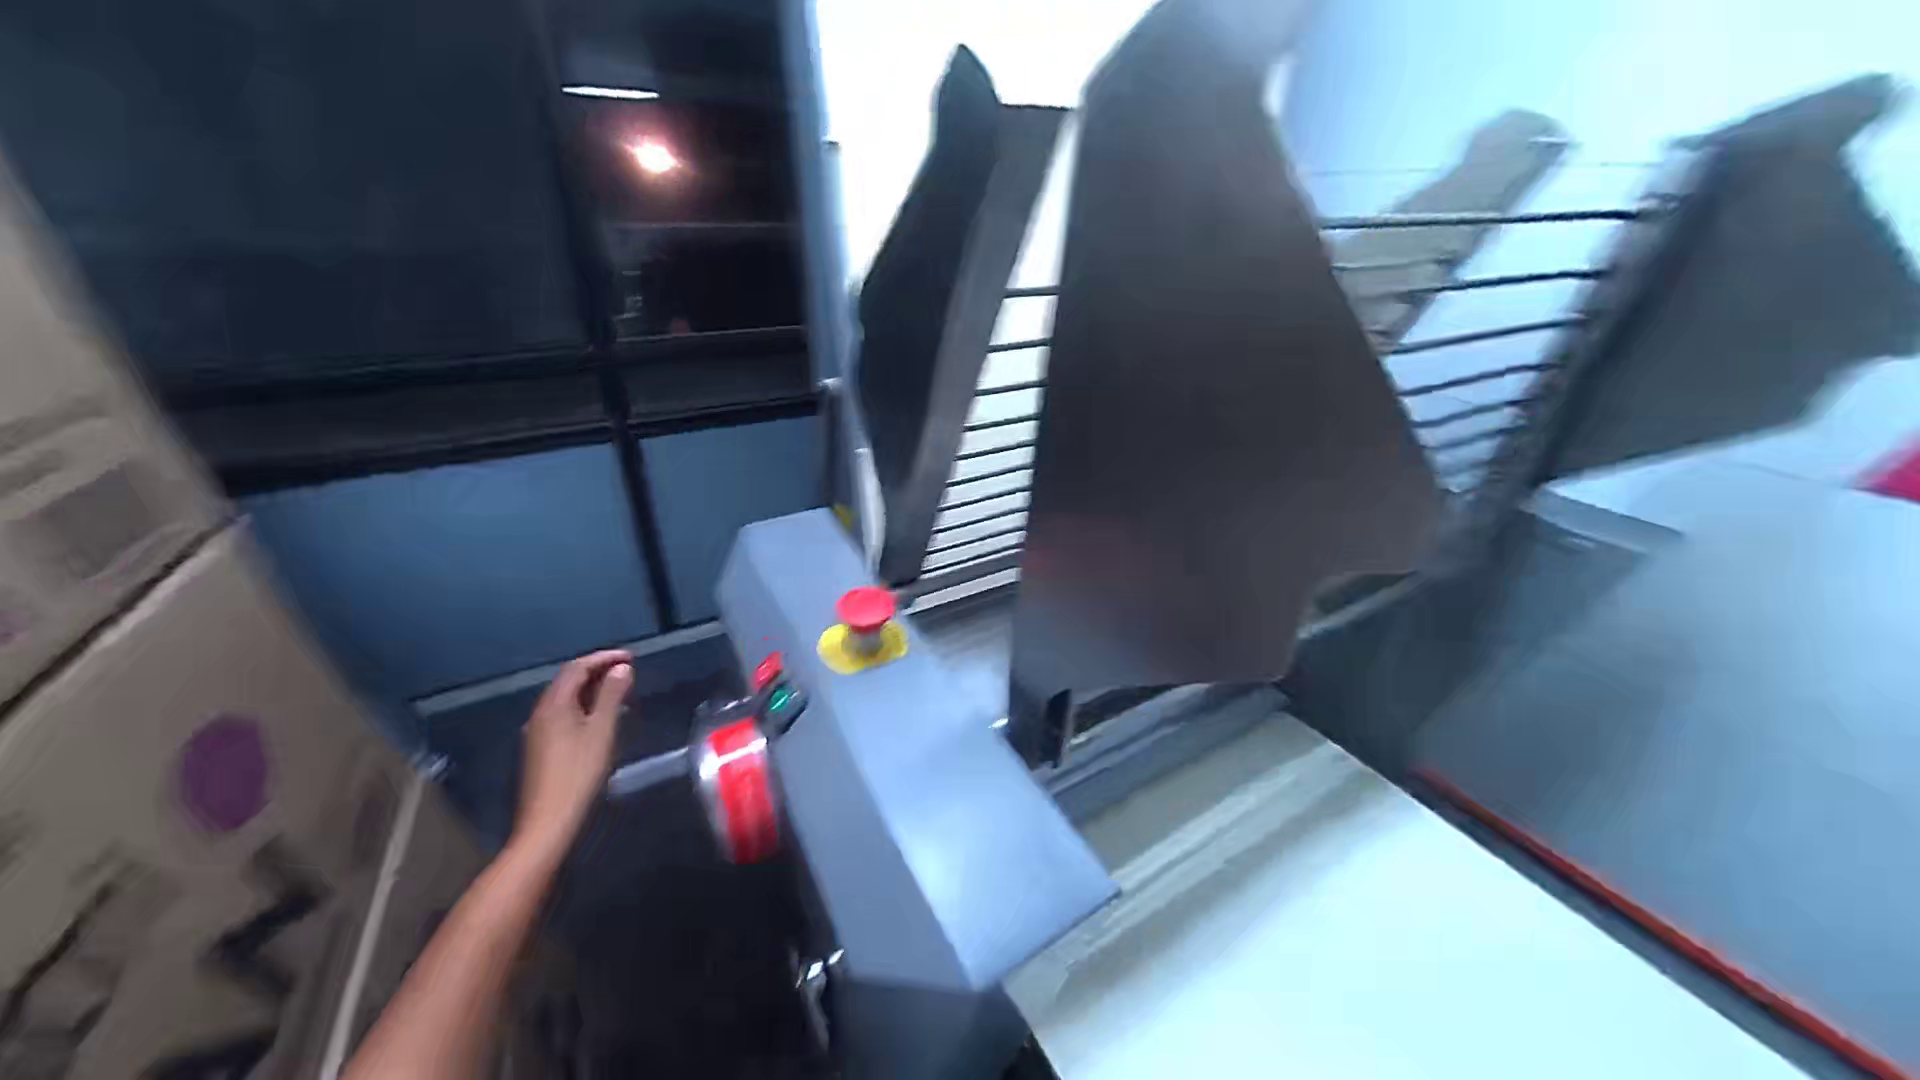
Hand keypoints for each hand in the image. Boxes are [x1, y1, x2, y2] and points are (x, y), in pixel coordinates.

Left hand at [512, 649, 632, 860]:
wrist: (549, 820)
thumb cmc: (579, 772)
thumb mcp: (602, 730)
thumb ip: (612, 695)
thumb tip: (622, 668)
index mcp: (554, 704)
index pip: (577, 667)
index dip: (604, 658)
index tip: (631, 657)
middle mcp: (541, 712)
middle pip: (568, 680)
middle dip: (598, 670)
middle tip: (627, 670)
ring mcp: (538, 731)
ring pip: (566, 698)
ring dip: (592, 688)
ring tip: (620, 689)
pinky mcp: (541, 747)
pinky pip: (564, 713)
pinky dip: (584, 704)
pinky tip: (601, 716)